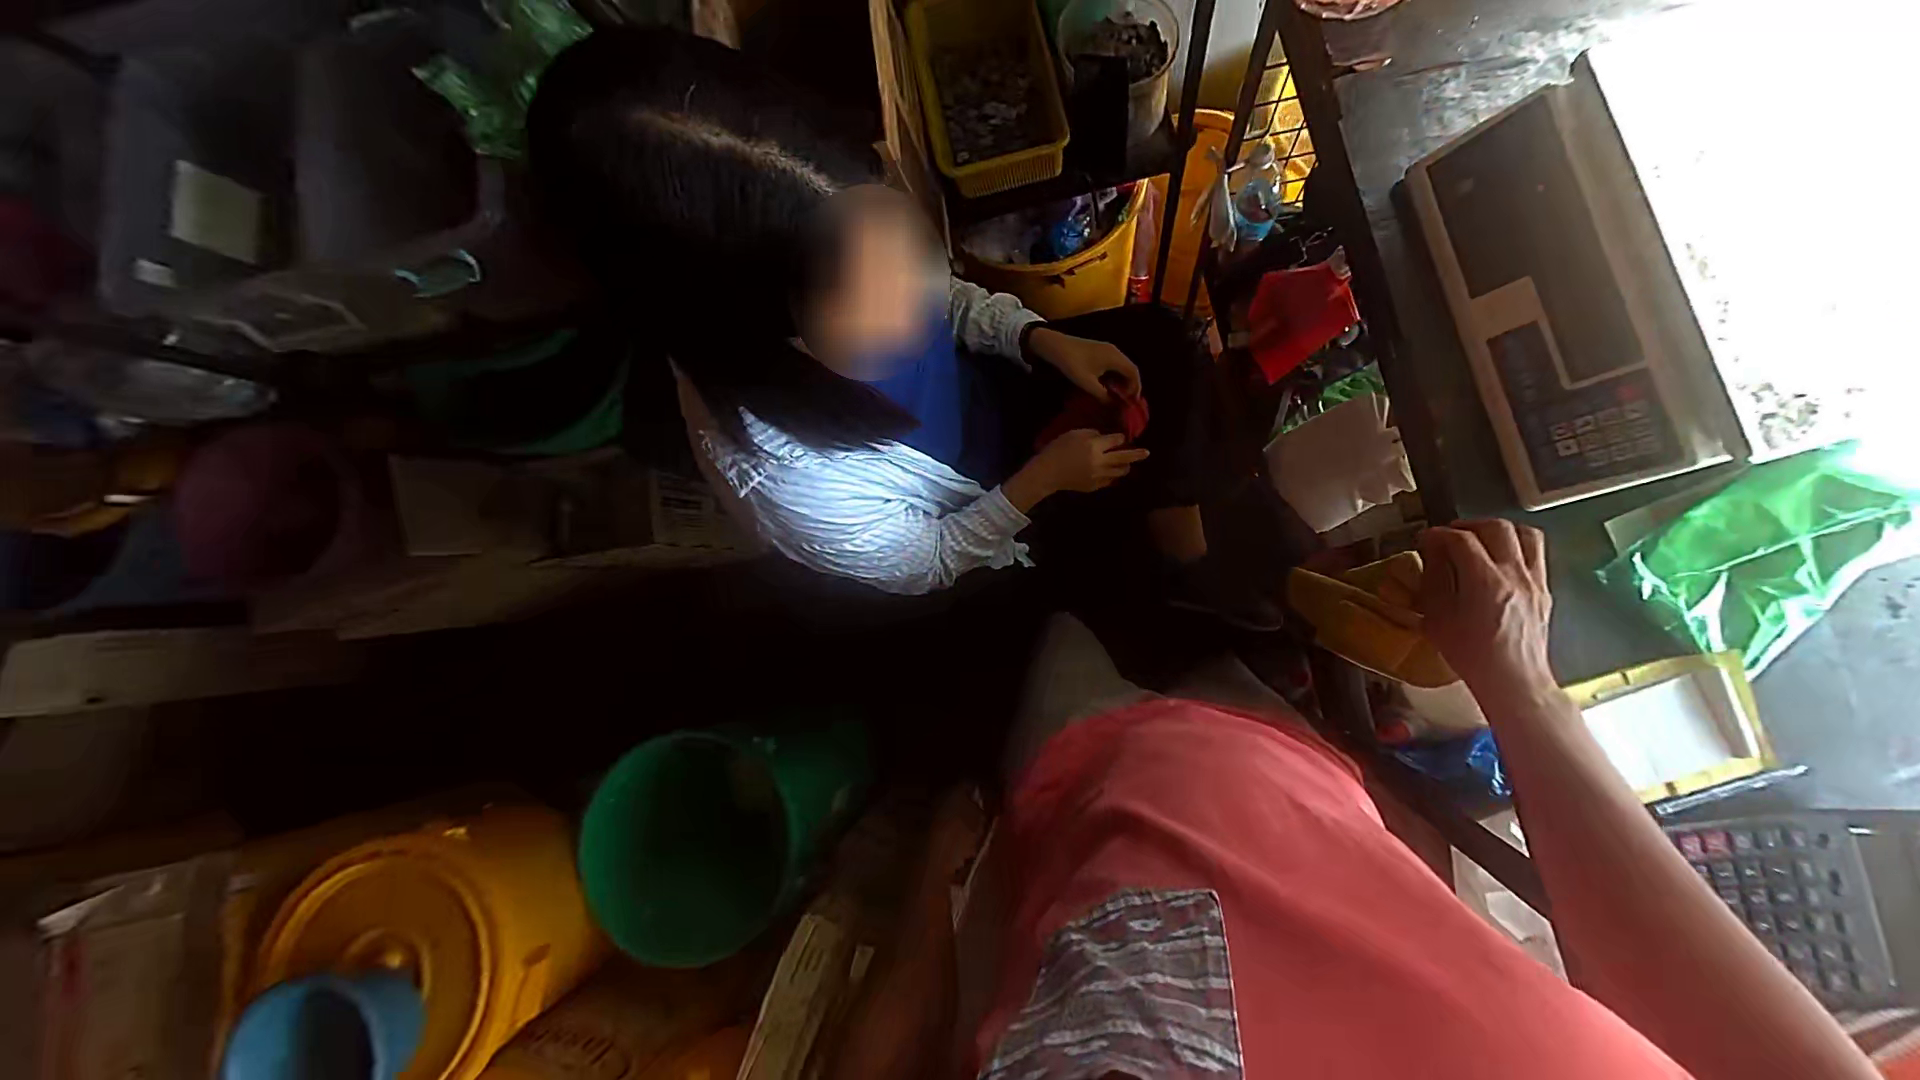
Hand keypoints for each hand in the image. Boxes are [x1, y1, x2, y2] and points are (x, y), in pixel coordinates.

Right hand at [1003, 429, 1149, 510]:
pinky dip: (1111, 476)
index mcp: (1094, 446)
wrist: (1047, 473)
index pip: (1116, 440)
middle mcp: (1100, 461)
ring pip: (1119, 472)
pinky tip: (1109, 474)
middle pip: (1124, 457)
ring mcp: (1098, 476)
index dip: (1119, 438)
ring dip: (1125, 467)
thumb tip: (1103, 438)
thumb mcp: (1073, 434)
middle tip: (1147, 453)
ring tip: (1127, 465)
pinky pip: (1108, 481)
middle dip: (1137, 454)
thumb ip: (1091, 434)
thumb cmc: (1057, 450)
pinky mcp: (1094, 486)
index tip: (1120, 437)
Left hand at [1026, 327, 1141, 401]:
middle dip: (1131, 385)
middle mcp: (1115, 351)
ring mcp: (1107, 349)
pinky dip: (1115, 374)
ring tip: (1118, 394)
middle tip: (1127, 400)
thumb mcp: (1087, 383)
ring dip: (1122, 380)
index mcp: (1115, 358)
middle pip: (1130, 368)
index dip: (1136, 388)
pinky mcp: (1100, 349)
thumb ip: (1103, 395)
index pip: (1134, 373)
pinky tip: (1108, 384)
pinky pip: (1114, 363)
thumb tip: (1114, 405)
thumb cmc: (1072, 364)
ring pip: (1122, 366)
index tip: (1132, 401)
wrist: (1056, 346)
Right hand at [1417, 520, 1554, 696]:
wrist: (1512, 678)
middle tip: (1450, 534)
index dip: (1438, 534)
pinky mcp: (1544, 590)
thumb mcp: (1436, 615)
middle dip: (1469, 525)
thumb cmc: (1467, 651)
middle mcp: (1515, 574)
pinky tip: (1497, 560)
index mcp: (1485, 581)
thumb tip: (1432, 551)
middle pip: (1497, 528)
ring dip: (1499, 530)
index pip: (1461, 540)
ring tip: (1479, 540)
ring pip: (1525, 534)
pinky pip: (1535, 554)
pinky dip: (1515, 547)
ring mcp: (1535, 581)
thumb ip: (1433, 578)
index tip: (1424, 539)